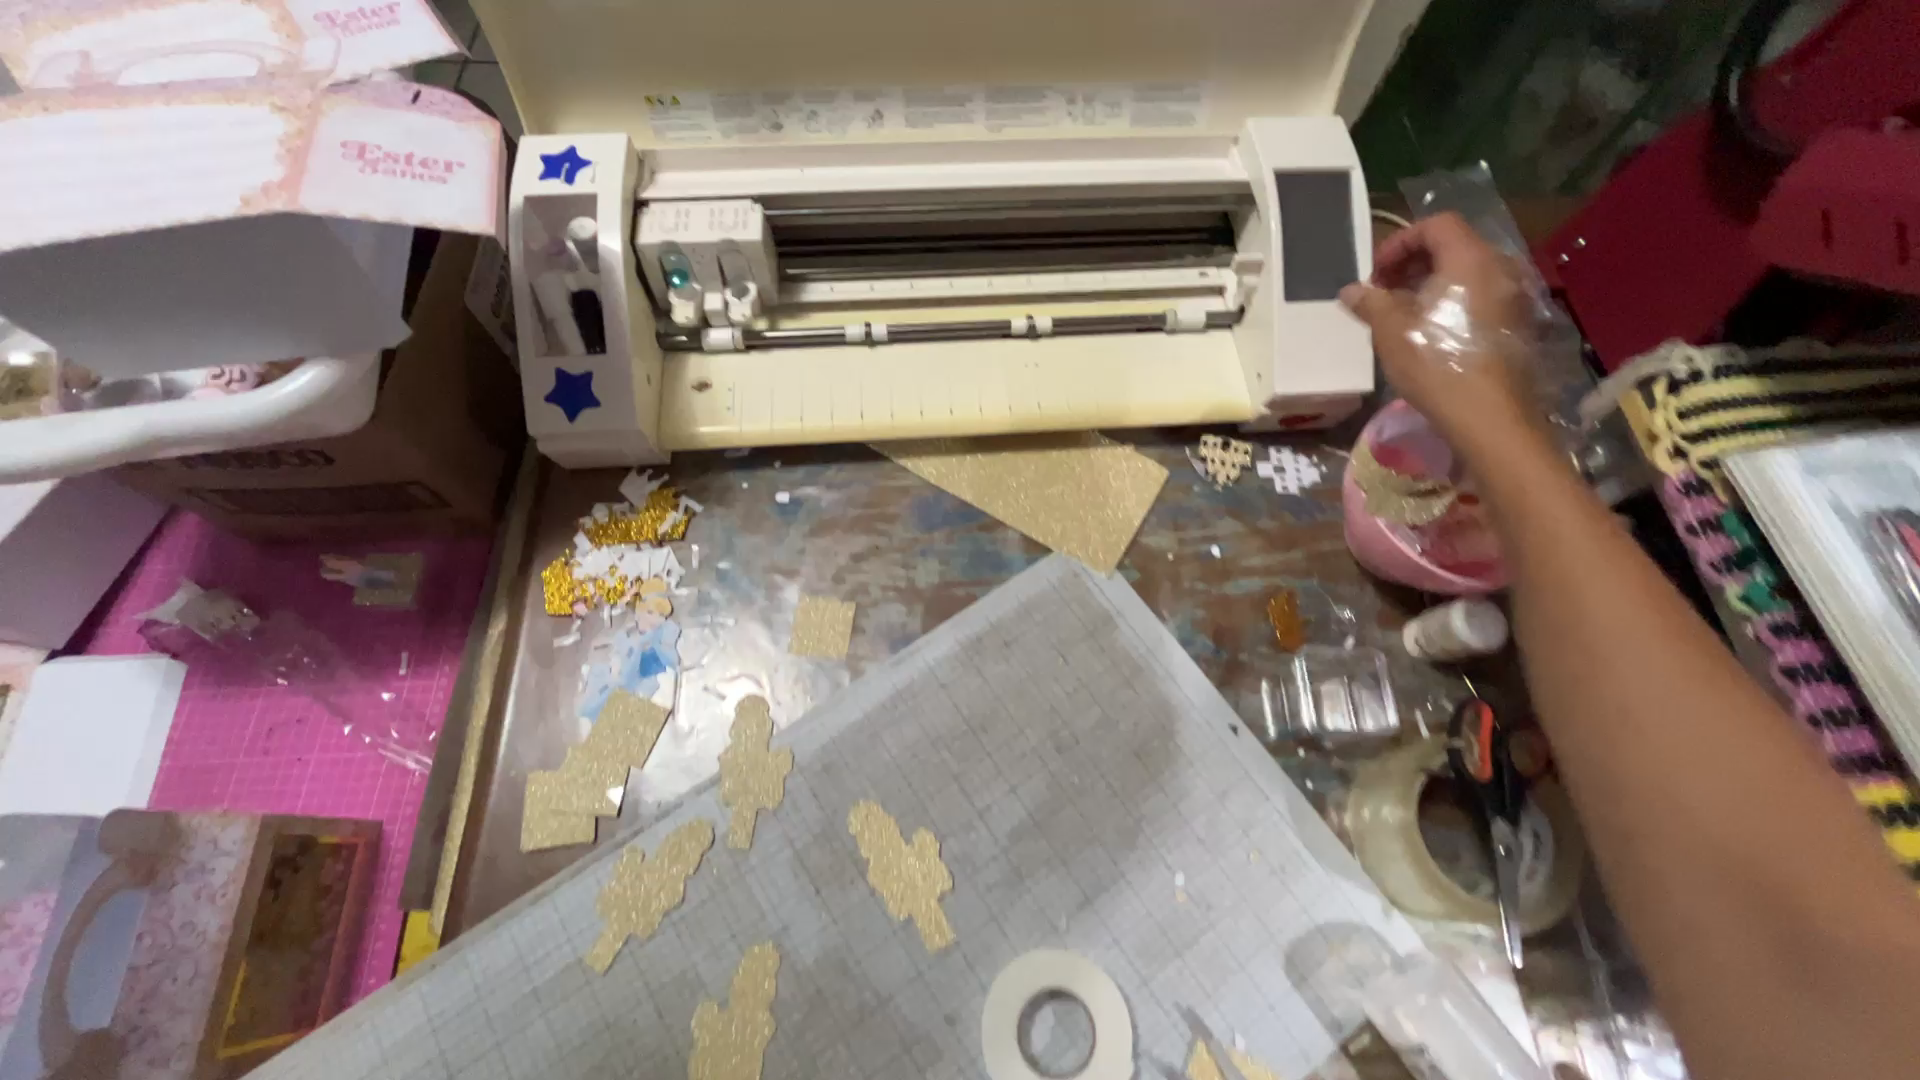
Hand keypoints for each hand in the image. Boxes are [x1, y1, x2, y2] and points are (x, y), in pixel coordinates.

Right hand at [1339, 213, 1540, 451]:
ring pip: (1467, 273)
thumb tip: (1352, 291)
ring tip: (1402, 314)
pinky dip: (1451, 301)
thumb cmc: (1436, 364)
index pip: (1437, 225)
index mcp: (1470, 259)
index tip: (1375, 273)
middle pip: (1454, 246)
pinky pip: (1480, 295)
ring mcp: (1514, 295)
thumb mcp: (1391, 331)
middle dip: (1413, 262)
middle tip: (1383, 292)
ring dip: (1431, 283)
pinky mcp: (1517, 322)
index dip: (1400, 241)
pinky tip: (1430, 331)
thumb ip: (1371, 302)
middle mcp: (1500, 267)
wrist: (1488, 415)